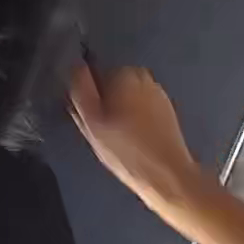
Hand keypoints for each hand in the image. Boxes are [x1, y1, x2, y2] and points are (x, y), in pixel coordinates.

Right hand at [67, 62, 209, 209]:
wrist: (168, 176)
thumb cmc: (125, 150)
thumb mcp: (91, 121)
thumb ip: (80, 89)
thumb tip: (75, 66)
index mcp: (124, 73)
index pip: (94, 76)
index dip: (89, 99)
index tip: (91, 119)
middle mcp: (144, 77)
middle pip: (111, 86)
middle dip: (106, 104)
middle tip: (103, 131)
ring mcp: (159, 94)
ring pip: (127, 99)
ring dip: (121, 113)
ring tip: (120, 140)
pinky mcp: (168, 111)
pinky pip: (142, 110)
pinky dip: (136, 121)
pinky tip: (135, 142)